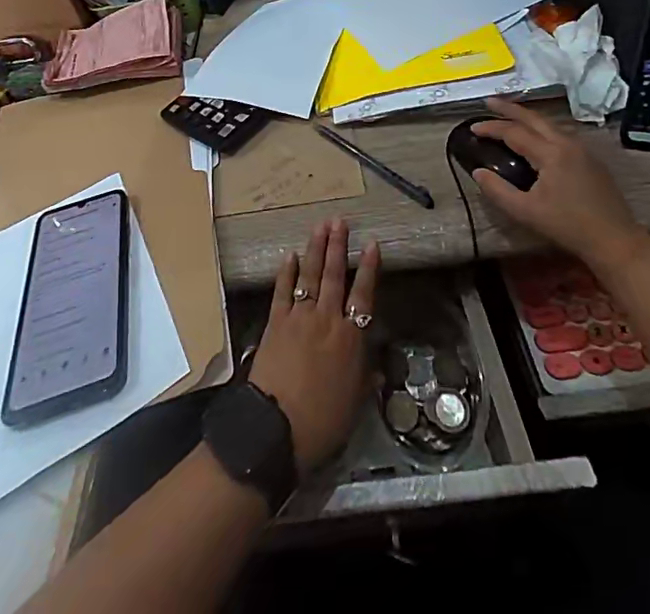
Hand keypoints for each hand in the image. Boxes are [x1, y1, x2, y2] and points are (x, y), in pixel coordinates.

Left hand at [251, 218, 379, 476]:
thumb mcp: (354, 404)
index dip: (369, 269)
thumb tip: (374, 370)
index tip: (372, 244)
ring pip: (310, 276)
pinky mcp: (274, 323)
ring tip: (321, 227)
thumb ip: (363, 380)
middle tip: (340, 222)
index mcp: (351, 339)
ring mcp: (298, 318)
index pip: (363, 295)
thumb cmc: (323, 421)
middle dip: (338, 247)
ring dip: (316, 250)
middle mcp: (326, 320)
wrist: (276, 428)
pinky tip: (290, 256)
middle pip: (335, 276)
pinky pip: (282, 291)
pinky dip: (286, 272)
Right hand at [468, 97, 649, 272]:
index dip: (491, 128)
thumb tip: (478, 172)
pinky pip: (561, 134)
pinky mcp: (591, 160)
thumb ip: (497, 190)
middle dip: (510, 108)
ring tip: (510, 116)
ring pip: (550, 124)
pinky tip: (537, 136)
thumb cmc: (567, 225)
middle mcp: (568, 144)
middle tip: (489, 102)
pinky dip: (542, 128)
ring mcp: (582, 150)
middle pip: (535, 118)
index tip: (472, 128)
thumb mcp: (525, 211)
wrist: (614, 239)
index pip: (514, 132)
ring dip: (528, 117)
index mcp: (551, 153)